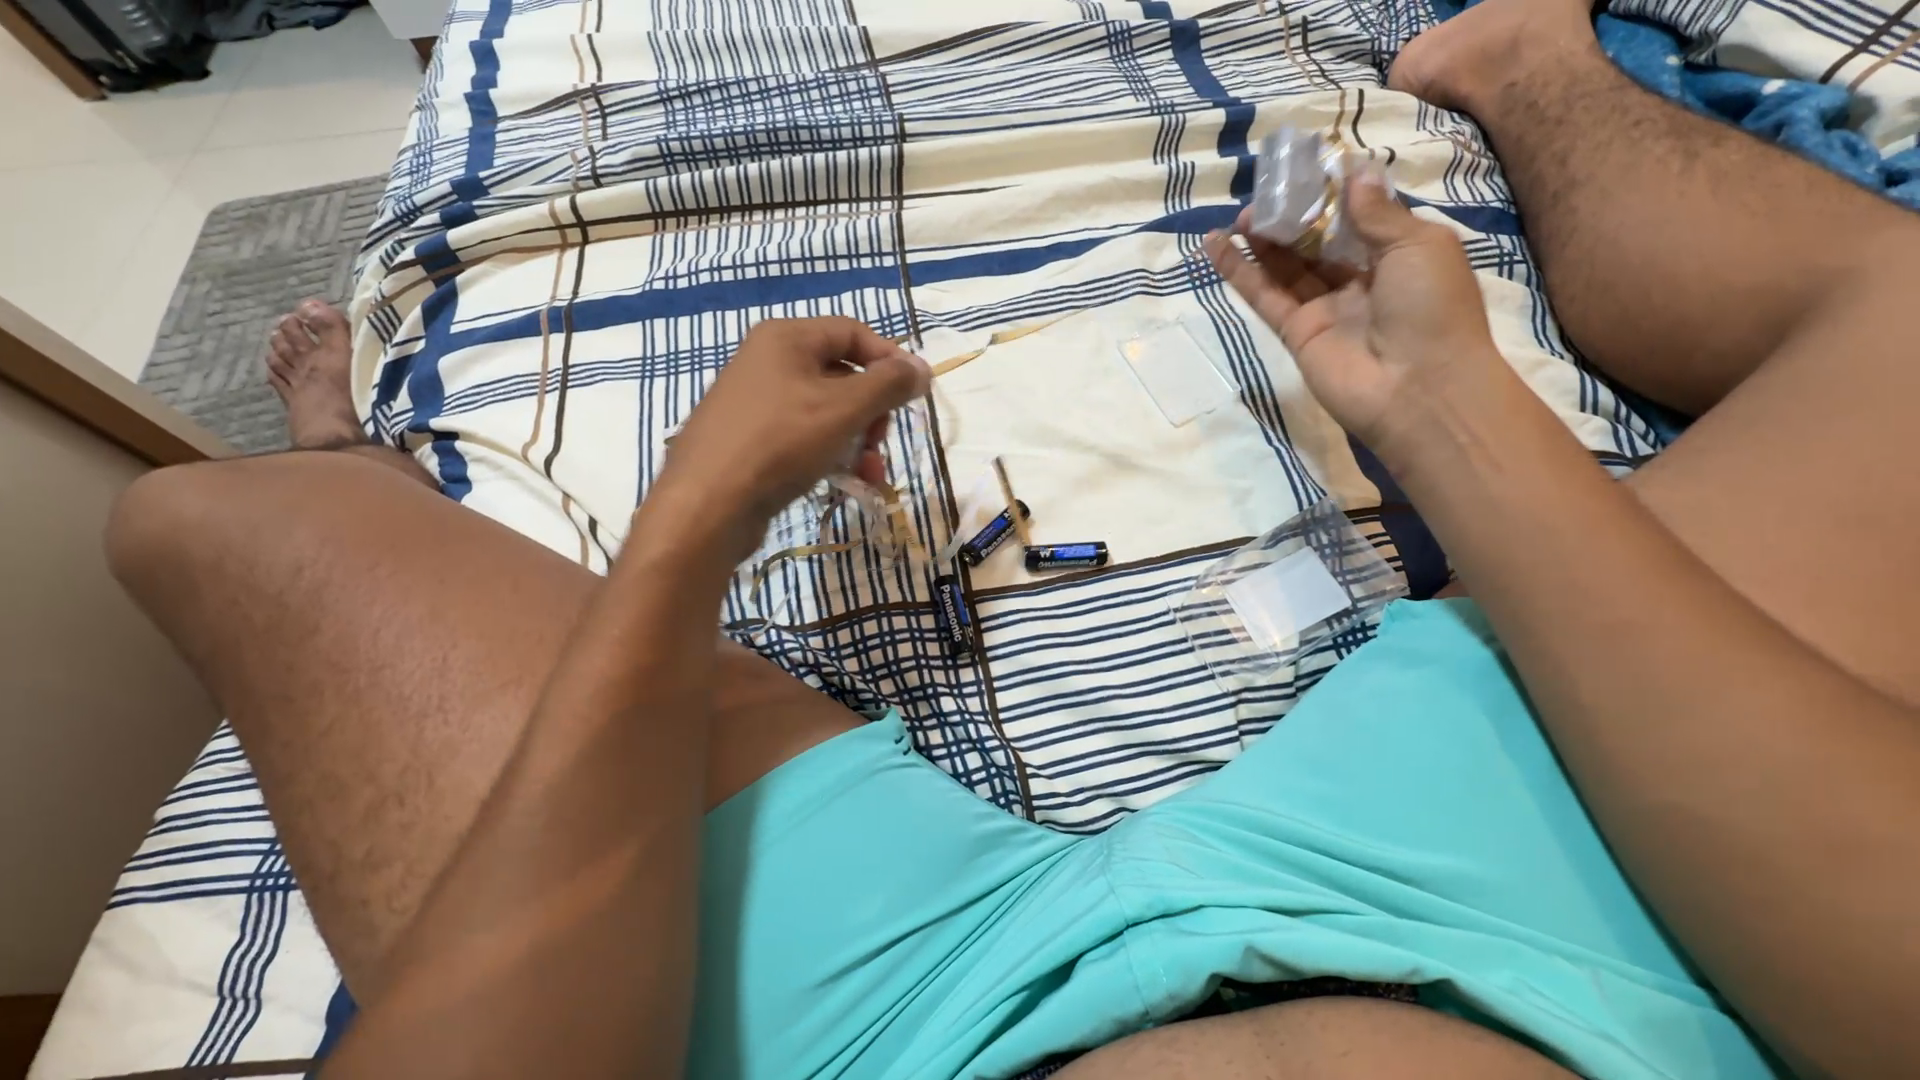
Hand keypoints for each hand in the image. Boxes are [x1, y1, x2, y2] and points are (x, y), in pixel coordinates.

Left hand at [645, 317, 929, 552]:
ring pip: (825, 411)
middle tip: (882, 441)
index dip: (890, 360)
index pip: (853, 332)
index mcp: (786, 338)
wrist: (707, 504)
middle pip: (842, 374)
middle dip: (873, 411)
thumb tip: (922, 368)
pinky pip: (803, 436)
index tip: (914, 395)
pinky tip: (844, 481)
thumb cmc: (780, 443)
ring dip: (857, 440)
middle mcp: (767, 360)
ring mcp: (755, 401)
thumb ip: (888, 384)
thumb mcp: (844, 409)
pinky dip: (829, 453)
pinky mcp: (750, 439)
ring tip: (870, 474)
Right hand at [1203, 171, 1513, 463]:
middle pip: (1316, 241)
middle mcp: (1360, 280)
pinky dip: (1239, 271)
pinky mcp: (1295, 332)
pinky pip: (1264, 295)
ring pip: (1286, 266)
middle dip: (1290, 216)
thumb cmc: (1433, 308)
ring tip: (1239, 216)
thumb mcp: (1418, 245)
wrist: (1418, 388)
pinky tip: (1216, 245)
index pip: (1357, 218)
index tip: (1304, 171)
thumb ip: (1377, 212)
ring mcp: (1324, 308)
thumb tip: (1353, 173)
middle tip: (1263, 195)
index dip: (1330, 195)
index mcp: (1398, 256)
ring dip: (1262, 239)